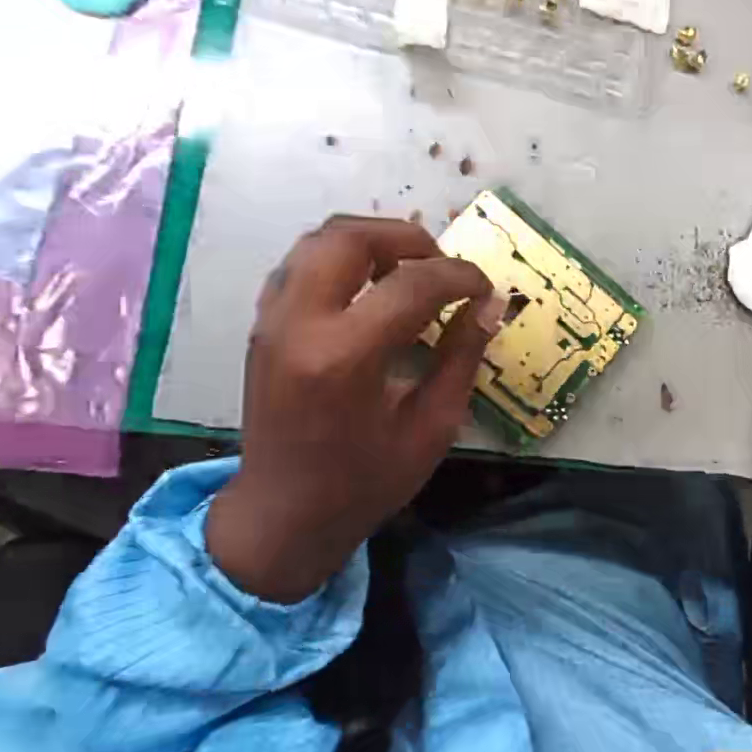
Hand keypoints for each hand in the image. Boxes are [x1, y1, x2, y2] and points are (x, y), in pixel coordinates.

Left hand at [207, 217, 504, 602]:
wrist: (282, 514)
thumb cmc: (363, 483)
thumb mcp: (430, 428)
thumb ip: (461, 358)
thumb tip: (490, 305)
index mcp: (344, 357)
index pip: (411, 284)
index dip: (459, 276)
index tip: (484, 288)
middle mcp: (298, 324)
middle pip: (349, 237)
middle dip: (406, 237)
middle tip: (440, 265)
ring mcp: (271, 321)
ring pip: (317, 240)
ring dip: (368, 242)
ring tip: (405, 271)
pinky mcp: (261, 327)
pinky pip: (298, 266)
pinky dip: (337, 261)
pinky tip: (364, 290)